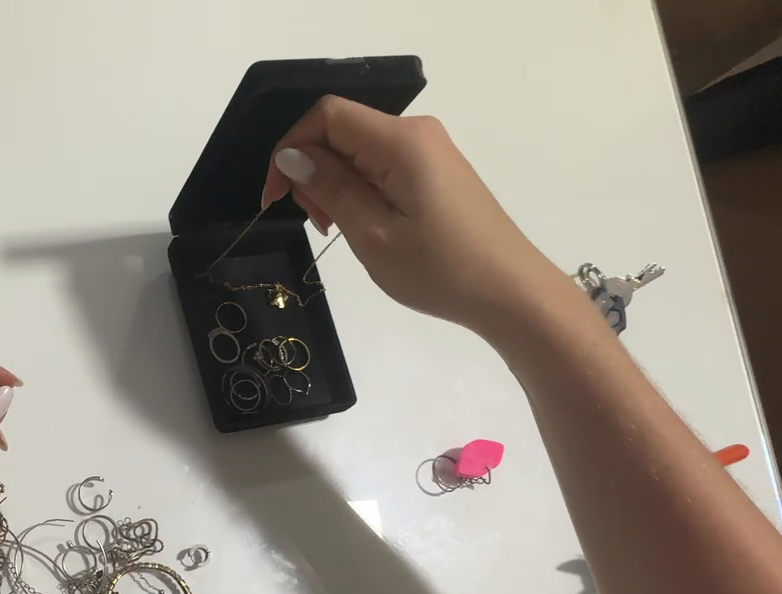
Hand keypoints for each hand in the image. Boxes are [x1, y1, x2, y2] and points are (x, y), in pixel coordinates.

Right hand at [261, 96, 578, 340]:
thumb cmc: (438, 268)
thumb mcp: (372, 234)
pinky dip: (355, 191)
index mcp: (399, 141)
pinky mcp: (431, 172)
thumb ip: (332, 189)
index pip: (326, 115)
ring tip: (335, 230)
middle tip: (317, 224)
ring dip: (331, 185)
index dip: (290, 148)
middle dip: (311, 171)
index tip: (275, 198)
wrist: (506, 290)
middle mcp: (414, 133)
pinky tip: (357, 226)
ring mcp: (426, 151)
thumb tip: (294, 157)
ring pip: (356, 151)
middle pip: (340, 130)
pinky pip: (378, 167)